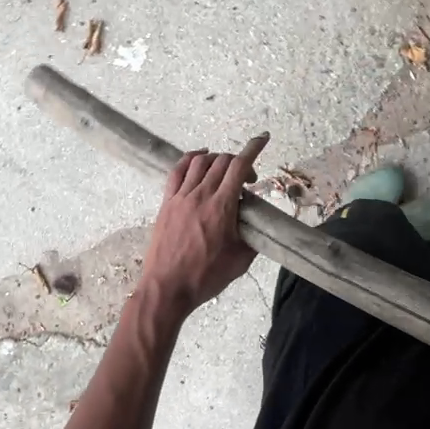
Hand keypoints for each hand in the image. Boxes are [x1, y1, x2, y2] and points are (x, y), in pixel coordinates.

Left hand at [139, 136, 268, 317]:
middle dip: (239, 161)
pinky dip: (190, 158)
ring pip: (200, 162)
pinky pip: (178, 171)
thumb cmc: (205, 277)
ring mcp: (181, 197)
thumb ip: (254, 237)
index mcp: (221, 206)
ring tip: (225, 170)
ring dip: (217, 159)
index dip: (253, 148)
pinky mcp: (167, 202)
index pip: (239, 166)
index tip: (263, 138)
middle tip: (246, 179)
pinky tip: (199, 158)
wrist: (166, 289)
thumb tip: (262, 225)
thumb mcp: (240, 260)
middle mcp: (201, 194)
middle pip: (222, 161)